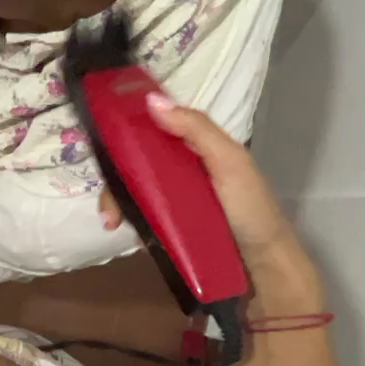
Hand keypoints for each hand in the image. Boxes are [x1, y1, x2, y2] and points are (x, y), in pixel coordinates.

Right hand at [99, 95, 322, 310]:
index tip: (102, 145)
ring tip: (113, 224)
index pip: (151, 132)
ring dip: (116, 204)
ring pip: (132, 192)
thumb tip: (151, 100)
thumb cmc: (250, 209)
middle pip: (134, 166)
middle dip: (113, 182)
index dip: (124, 135)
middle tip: (108, 204)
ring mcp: (174, 200)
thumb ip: (196, 129)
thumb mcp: (229, 161)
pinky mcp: (170, 226)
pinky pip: (141, 216)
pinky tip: (125, 232)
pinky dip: (129, 221)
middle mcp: (180, 171)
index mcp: (195, 148)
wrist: (262, 265)